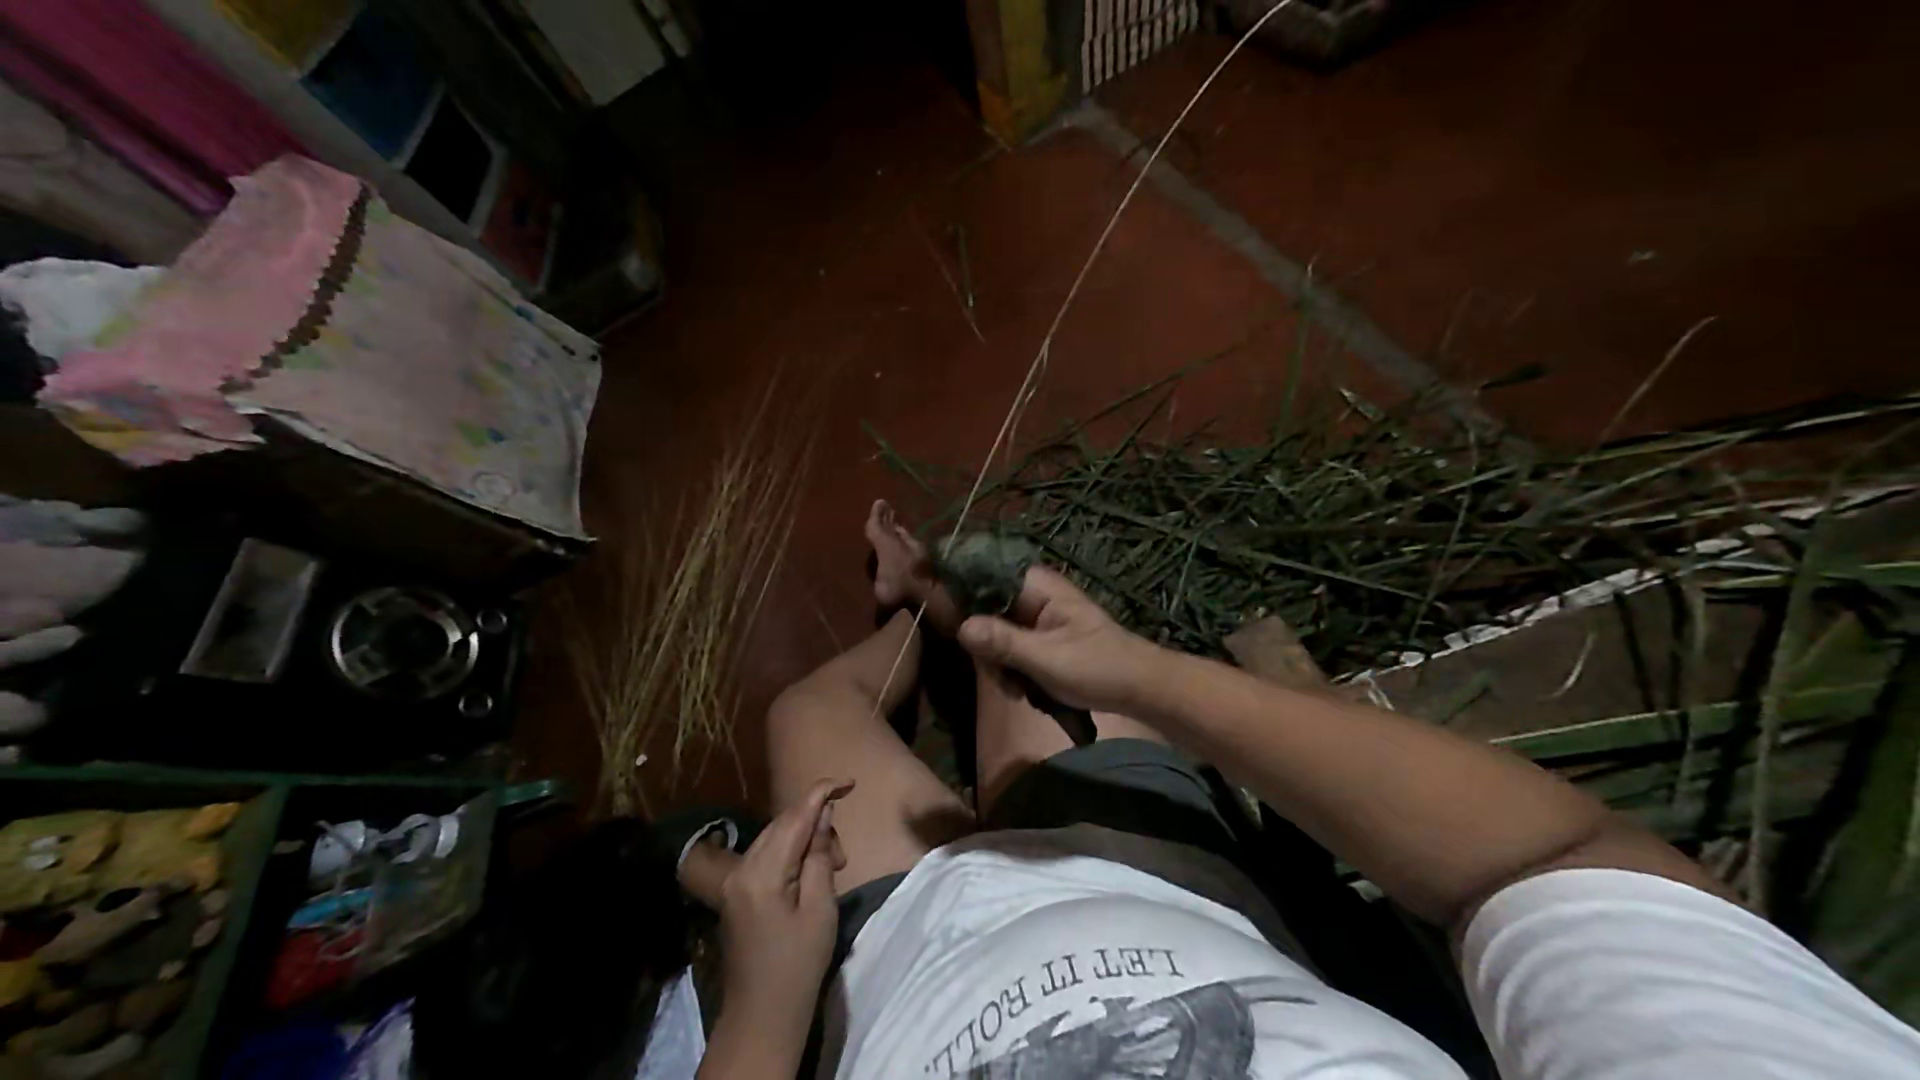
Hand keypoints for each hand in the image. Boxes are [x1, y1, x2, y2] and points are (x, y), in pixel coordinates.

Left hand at [716, 778, 850, 1031]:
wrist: (761, 1017)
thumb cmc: (798, 965)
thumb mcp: (820, 909)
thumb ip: (821, 855)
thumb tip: (824, 815)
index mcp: (762, 873)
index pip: (795, 816)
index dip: (822, 792)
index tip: (849, 782)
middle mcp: (741, 868)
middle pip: (783, 823)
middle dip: (817, 824)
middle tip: (844, 856)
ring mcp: (735, 881)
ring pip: (775, 837)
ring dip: (805, 839)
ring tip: (831, 869)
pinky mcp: (736, 892)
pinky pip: (767, 855)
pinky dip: (791, 852)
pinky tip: (808, 873)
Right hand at [955, 565, 1161, 711]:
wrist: (1140, 688)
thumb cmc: (1099, 666)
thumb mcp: (1048, 658)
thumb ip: (1004, 642)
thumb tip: (961, 626)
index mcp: (1037, 586)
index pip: (985, 573)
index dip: (960, 588)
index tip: (943, 612)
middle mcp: (1033, 594)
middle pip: (985, 607)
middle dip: (985, 644)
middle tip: (1000, 675)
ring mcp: (1036, 617)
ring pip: (995, 631)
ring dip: (999, 662)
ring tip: (1016, 689)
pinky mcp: (1039, 638)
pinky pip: (1009, 647)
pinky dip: (1011, 668)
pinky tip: (1022, 689)